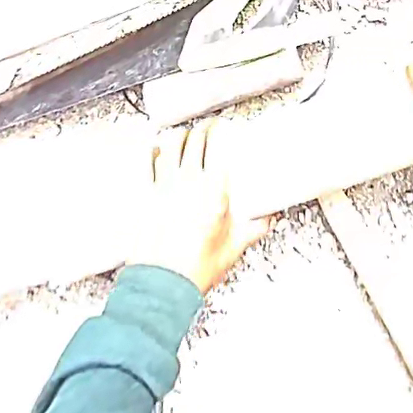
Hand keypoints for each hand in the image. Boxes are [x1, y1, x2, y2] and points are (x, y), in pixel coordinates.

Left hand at [131, 119, 271, 292]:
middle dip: (200, 129)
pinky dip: (151, 154)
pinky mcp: (145, 198)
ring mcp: (163, 188)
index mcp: (212, 189)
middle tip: (204, 127)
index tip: (220, 126)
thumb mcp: (233, 247)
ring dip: (177, 137)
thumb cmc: (195, 268)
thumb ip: (253, 229)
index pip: (215, 145)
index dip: (217, 130)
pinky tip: (153, 150)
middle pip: (192, 141)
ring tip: (181, 134)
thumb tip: (267, 220)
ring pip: (169, 147)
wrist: (161, 286)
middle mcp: (187, 182)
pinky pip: (146, 166)